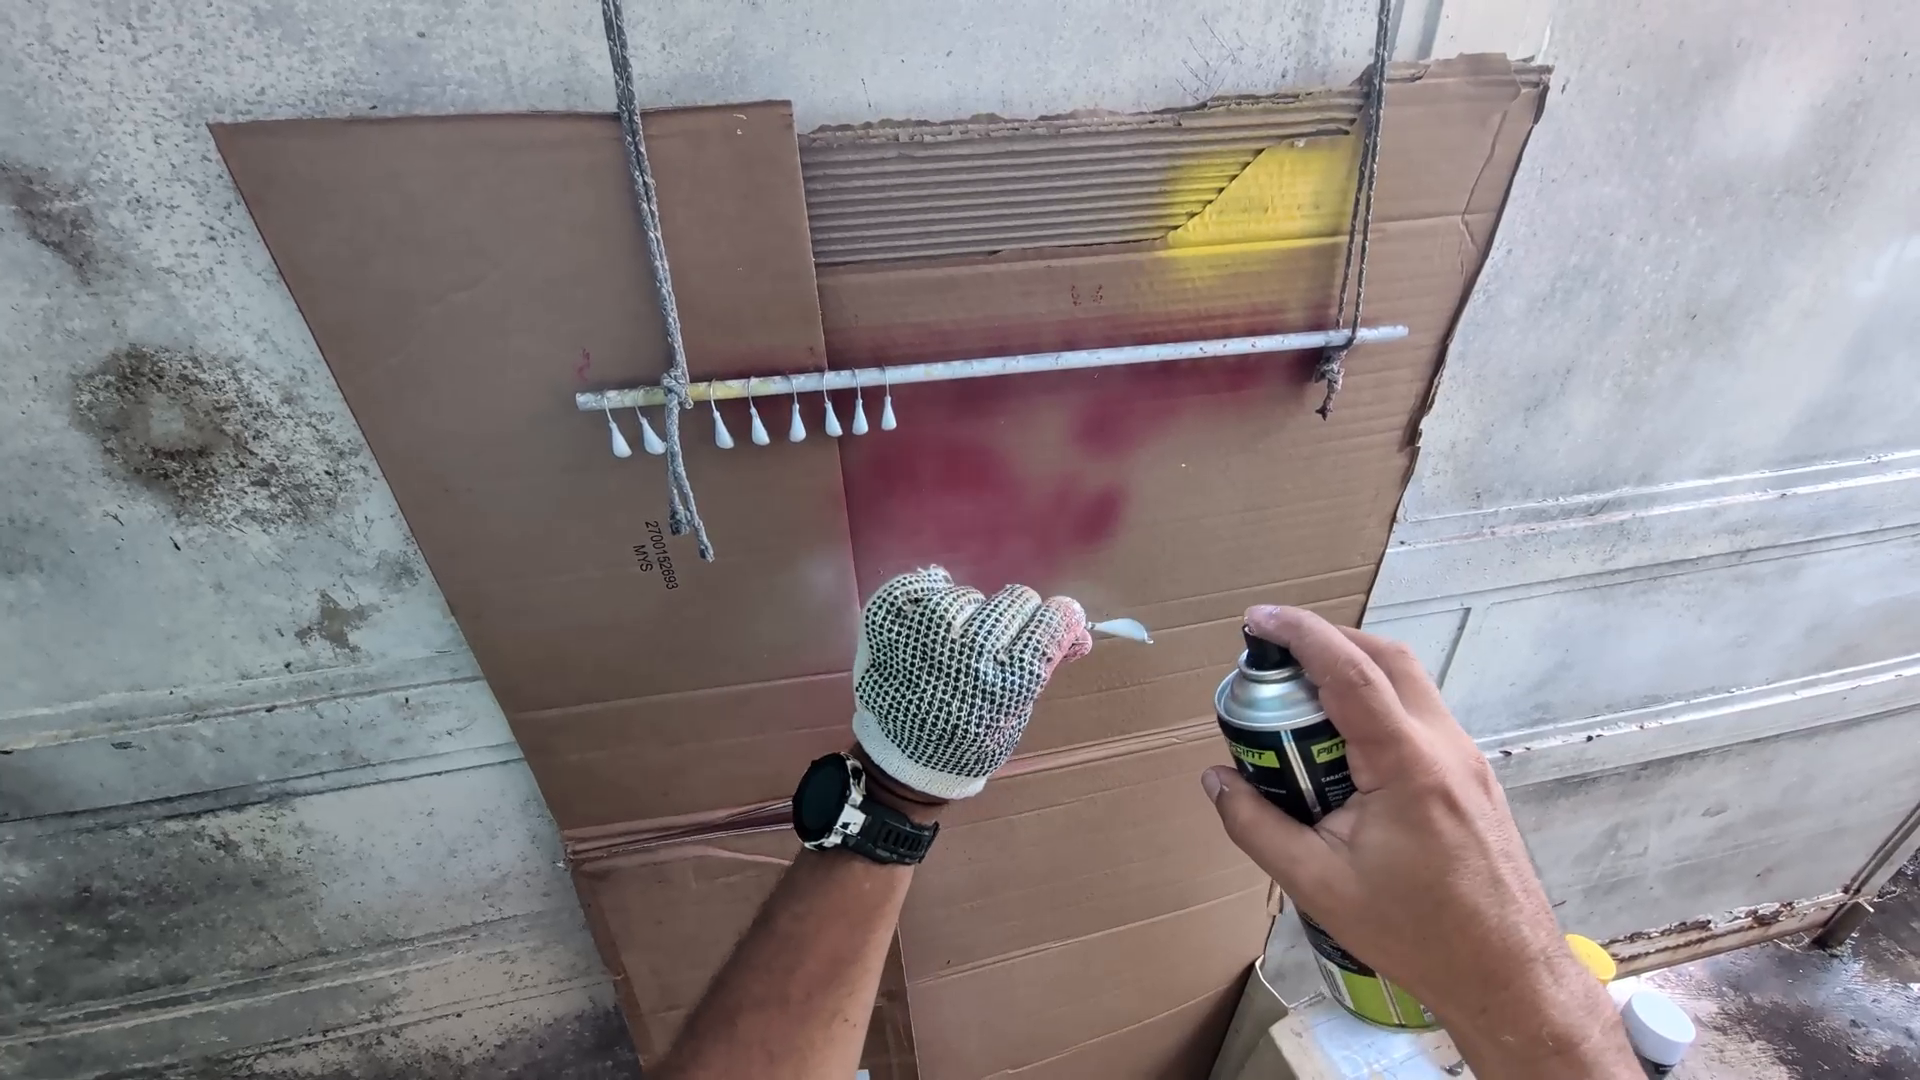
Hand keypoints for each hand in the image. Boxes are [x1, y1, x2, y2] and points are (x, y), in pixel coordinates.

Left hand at [851, 567, 1090, 799]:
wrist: (901, 760)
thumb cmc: (969, 737)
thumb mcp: (1016, 710)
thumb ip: (1047, 663)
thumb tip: (1081, 628)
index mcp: (1004, 683)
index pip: (1049, 625)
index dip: (1058, 618)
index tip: (1054, 620)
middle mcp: (965, 654)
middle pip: (1014, 601)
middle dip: (1014, 616)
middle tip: (996, 639)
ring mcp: (920, 636)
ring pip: (968, 595)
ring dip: (969, 611)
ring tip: (955, 640)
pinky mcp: (885, 622)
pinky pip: (918, 583)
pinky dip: (928, 592)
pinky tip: (930, 618)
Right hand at [1202, 606, 1637, 1077]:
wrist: (1510, 977)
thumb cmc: (1416, 933)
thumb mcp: (1316, 883)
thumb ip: (1256, 824)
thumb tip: (1215, 778)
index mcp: (1407, 766)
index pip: (1350, 673)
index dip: (1300, 634)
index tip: (1257, 620)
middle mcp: (1444, 746)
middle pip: (1386, 657)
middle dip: (1325, 637)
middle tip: (1273, 649)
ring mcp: (1464, 757)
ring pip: (1407, 678)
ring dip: (1351, 664)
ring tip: (1299, 688)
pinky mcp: (1469, 773)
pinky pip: (1416, 708)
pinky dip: (1372, 695)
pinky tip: (1340, 735)